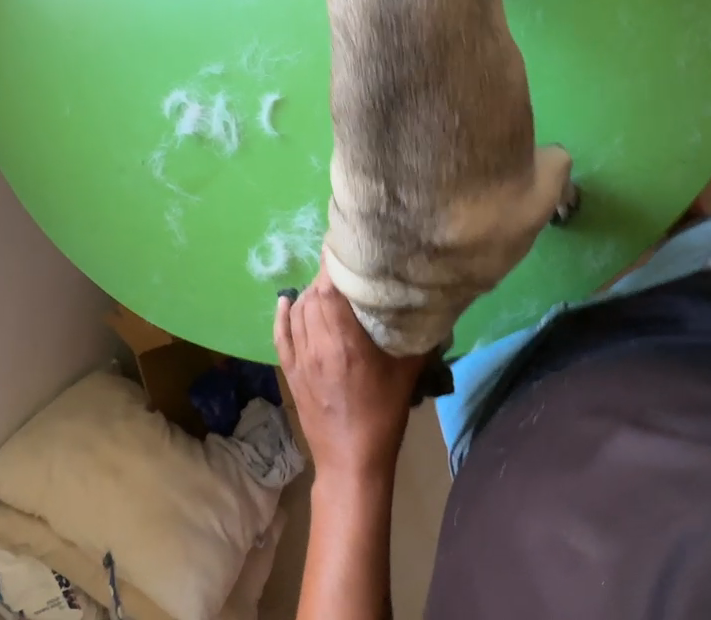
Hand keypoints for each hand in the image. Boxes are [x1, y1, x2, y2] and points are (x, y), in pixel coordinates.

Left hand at [274, 264, 425, 482]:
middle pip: (312, 296)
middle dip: (325, 276)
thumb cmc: (384, 414)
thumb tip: (429, 304)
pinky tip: (288, 300)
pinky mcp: (290, 372)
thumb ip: (415, 335)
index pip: (329, 289)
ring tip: (326, 287)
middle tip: (343, 268)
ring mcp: (300, 359)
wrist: (352, 462)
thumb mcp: (407, 372)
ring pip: (297, 311)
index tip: (344, 248)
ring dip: (309, 293)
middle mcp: (318, 344)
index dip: (333, 265)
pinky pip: (281, 334)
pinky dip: (283, 314)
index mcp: (345, 341)